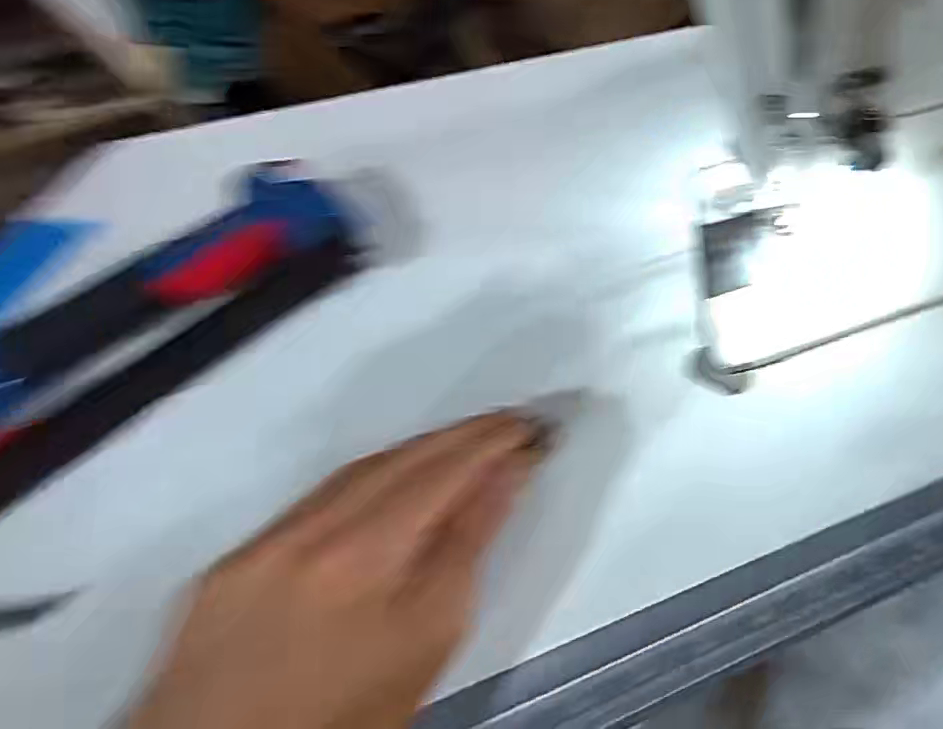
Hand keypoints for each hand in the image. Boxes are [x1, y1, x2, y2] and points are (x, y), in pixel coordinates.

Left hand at [128, 413, 545, 728]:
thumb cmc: (357, 707)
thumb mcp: (436, 628)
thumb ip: (473, 537)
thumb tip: (512, 467)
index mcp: (358, 557)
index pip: (443, 470)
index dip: (495, 441)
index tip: (537, 426)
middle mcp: (299, 537)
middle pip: (401, 460)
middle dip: (465, 434)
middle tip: (515, 423)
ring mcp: (253, 550)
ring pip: (356, 472)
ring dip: (422, 449)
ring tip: (471, 442)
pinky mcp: (224, 568)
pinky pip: (317, 498)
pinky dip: (375, 476)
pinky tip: (402, 479)